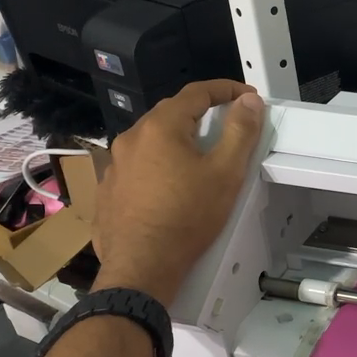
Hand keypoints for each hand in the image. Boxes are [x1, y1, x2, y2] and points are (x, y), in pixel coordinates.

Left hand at [92, 80, 266, 306]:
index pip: (196, 93)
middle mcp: (131, 138)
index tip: (248, 97)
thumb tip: (249, 100)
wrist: (142, 266)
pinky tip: (172, 184)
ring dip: (178, 139)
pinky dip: (159, 163)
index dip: (226, 89)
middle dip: (202, 113)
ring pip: (152, 139)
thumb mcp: (226, 171)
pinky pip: (138, 164)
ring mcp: (114, 165)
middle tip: (229, 124)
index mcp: (161, 127)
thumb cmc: (189, 216)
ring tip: (200, 156)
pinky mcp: (108, 190)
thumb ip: (241, 130)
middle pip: (171, 113)